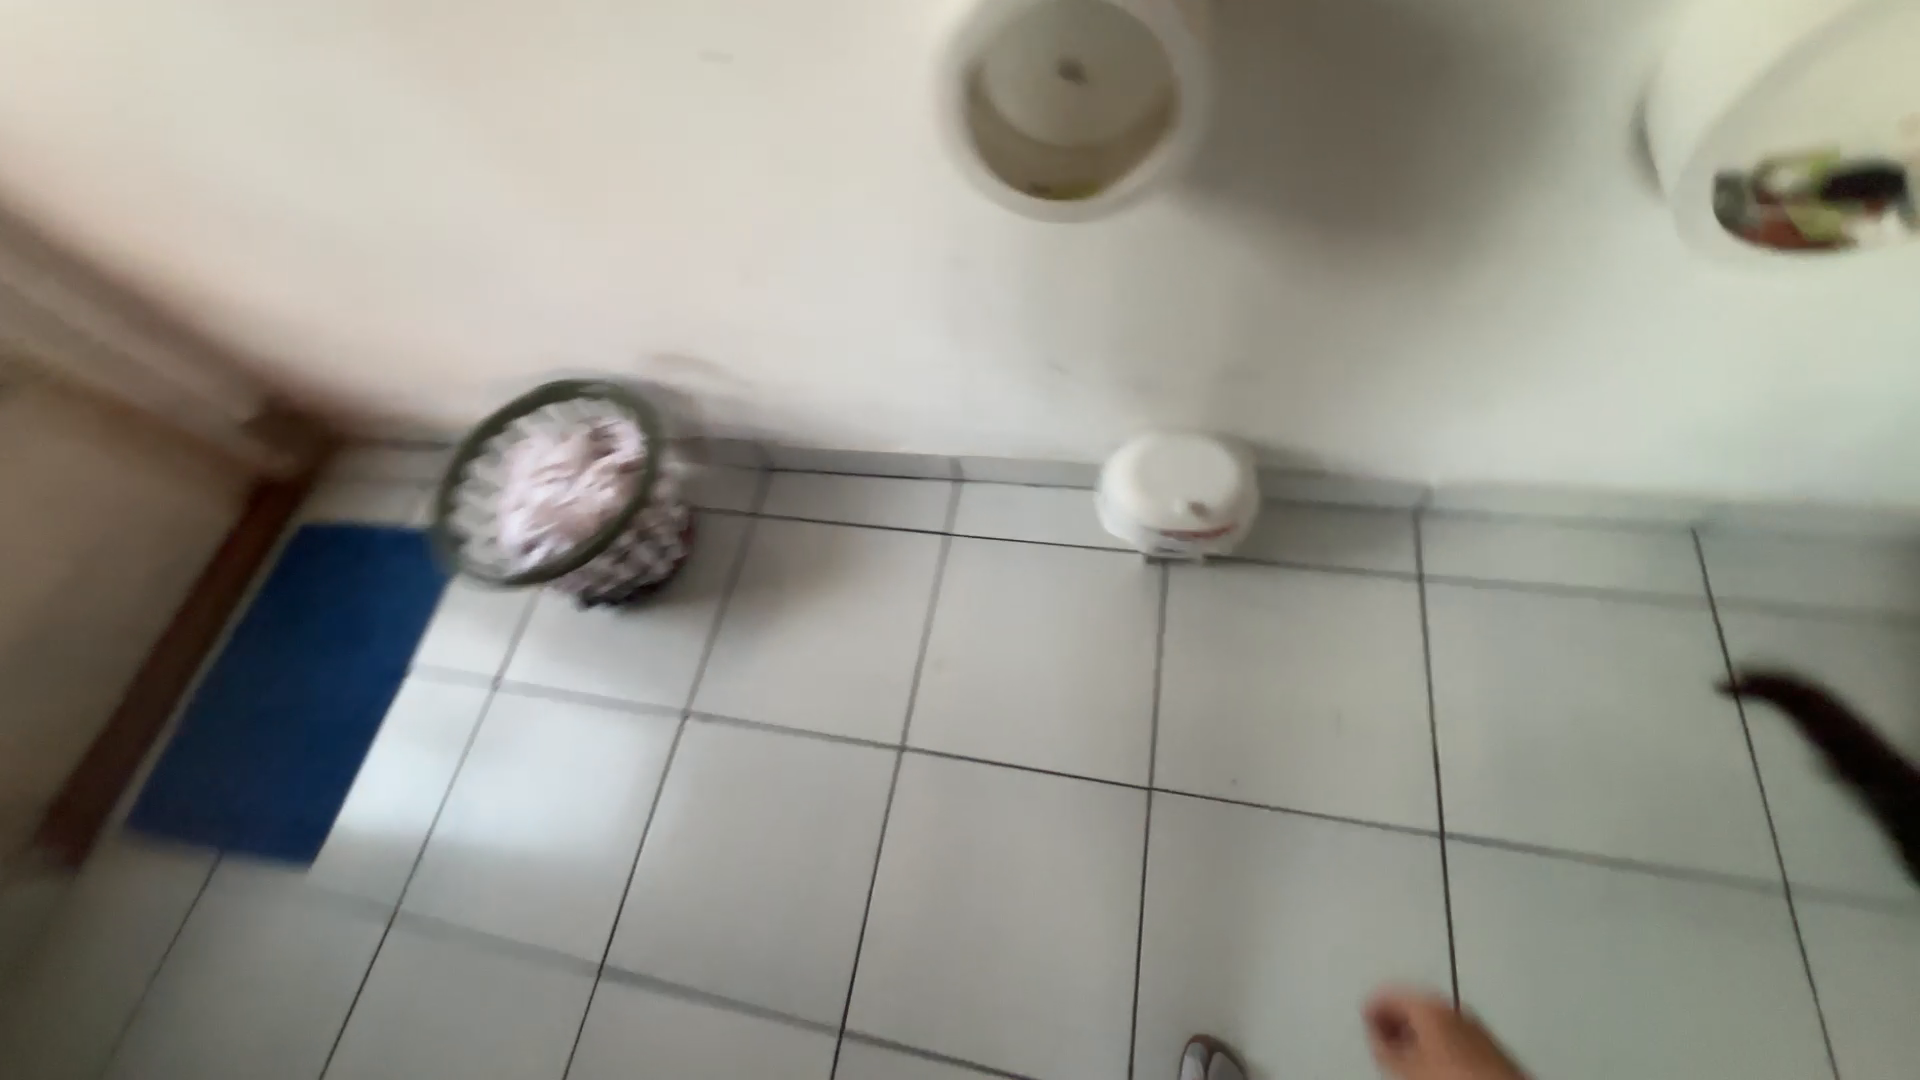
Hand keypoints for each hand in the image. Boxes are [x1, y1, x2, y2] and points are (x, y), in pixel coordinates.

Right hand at [1363, 987, 1527, 1079]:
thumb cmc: (1456, 1072)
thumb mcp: (1404, 1060)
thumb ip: (1380, 1041)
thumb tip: (1372, 1032)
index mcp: (1428, 996)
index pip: (1385, 989)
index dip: (1370, 1006)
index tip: (1365, 1020)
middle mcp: (1451, 998)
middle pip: (1412, 1002)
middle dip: (1395, 1019)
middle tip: (1383, 1037)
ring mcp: (1474, 1017)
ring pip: (1434, 1018)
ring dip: (1417, 1032)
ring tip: (1408, 1053)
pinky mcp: (1491, 1037)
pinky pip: (1454, 1030)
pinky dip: (1439, 1039)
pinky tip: (1436, 1060)